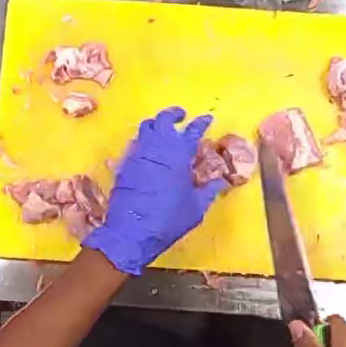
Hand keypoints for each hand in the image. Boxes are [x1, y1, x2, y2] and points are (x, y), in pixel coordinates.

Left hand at [84, 106, 225, 274]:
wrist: (131, 232)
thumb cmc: (169, 220)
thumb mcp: (196, 207)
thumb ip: (209, 190)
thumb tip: (221, 182)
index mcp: (179, 154)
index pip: (193, 130)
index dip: (201, 123)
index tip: (206, 119)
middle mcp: (157, 147)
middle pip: (163, 119)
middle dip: (173, 114)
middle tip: (181, 116)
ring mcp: (137, 154)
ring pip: (145, 128)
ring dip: (156, 125)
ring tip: (163, 130)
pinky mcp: (124, 165)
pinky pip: (134, 145)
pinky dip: (143, 142)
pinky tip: (147, 151)